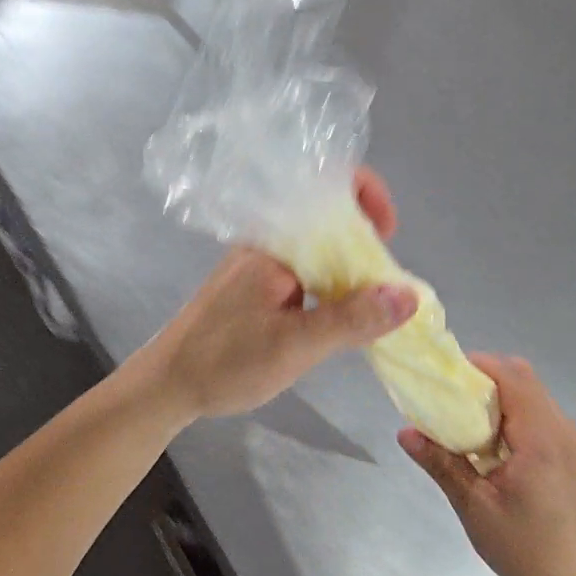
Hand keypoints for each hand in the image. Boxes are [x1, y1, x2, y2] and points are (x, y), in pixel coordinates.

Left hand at [144, 169, 416, 419]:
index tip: (389, 234)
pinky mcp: (254, 291)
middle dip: (367, 247)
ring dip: (349, 273)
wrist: (167, 384)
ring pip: (317, 254)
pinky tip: (340, 319)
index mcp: (272, 243)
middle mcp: (265, 245)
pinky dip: (328, 290)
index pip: (324, 191)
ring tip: (372, 309)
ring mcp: (258, 268)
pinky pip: (303, 276)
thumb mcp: (295, 345)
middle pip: (328, 224)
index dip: (365, 196)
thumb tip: (409, 295)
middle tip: (388, 290)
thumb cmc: (225, 361)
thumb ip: (350, 319)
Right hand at [398, 355, 575, 575]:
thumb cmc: (524, 549)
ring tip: (458, 424)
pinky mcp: (575, 464)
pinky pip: (540, 423)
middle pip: (524, 382)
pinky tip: (486, 449)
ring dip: (496, 402)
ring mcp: (575, 450)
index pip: (512, 376)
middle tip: (444, 399)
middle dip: (482, 380)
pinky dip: (510, 421)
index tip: (439, 375)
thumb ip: (441, 463)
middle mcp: (566, 435)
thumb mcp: (473, 506)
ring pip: (533, 402)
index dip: (475, 365)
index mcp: (545, 439)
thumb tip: (405, 432)